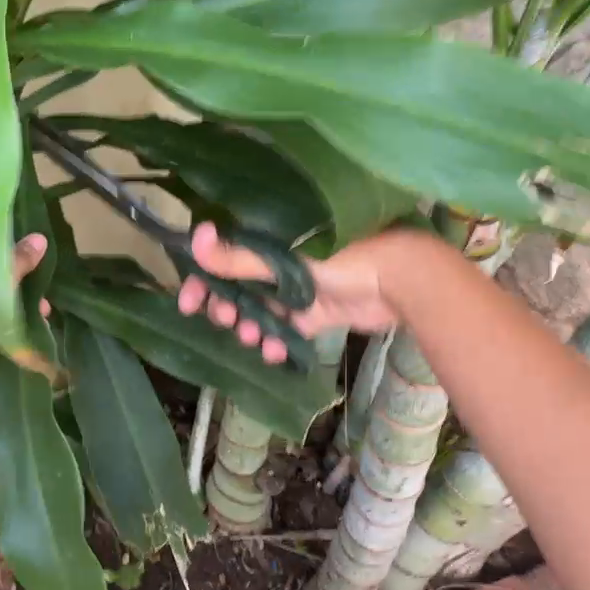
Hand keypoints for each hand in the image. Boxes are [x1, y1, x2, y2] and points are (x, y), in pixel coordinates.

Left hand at [0, 234, 48, 401]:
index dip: (3, 244)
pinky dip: (18, 324)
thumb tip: (41, 238)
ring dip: (22, 303)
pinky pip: (0, 325)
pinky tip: (39, 323)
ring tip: (46, 307)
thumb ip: (16, 262)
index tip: (29, 242)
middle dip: (18, 277)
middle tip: (44, 275)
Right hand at [178, 223, 426, 362]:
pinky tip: (273, 353)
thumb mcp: (283, 257)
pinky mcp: (316, 310)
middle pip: (237, 285)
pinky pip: (286, 328)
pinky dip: (276, 341)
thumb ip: (238, 257)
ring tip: (250, 338)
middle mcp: (278, 260)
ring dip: (248, 325)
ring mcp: (297, 286)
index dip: (202, 278)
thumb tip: (194, 237)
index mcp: (269, 237)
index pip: (223, 255)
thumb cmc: (341, 256)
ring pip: (259, 309)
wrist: (402, 280)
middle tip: (222, 320)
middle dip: (224, 305)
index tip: (188, 302)